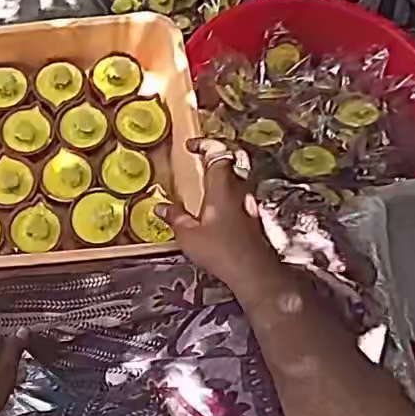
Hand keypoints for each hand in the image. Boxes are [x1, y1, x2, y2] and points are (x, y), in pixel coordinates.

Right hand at [160, 140, 291, 299]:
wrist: (253, 271)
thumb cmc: (219, 250)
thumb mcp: (189, 235)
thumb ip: (175, 218)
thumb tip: (160, 207)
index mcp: (222, 188)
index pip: (217, 154)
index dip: (204, 145)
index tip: (190, 146)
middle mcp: (239, 190)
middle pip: (233, 160)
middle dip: (217, 154)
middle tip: (202, 157)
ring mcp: (250, 203)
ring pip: (239, 177)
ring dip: (224, 174)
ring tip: (207, 182)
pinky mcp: (254, 218)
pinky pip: (241, 195)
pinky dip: (229, 193)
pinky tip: (218, 207)